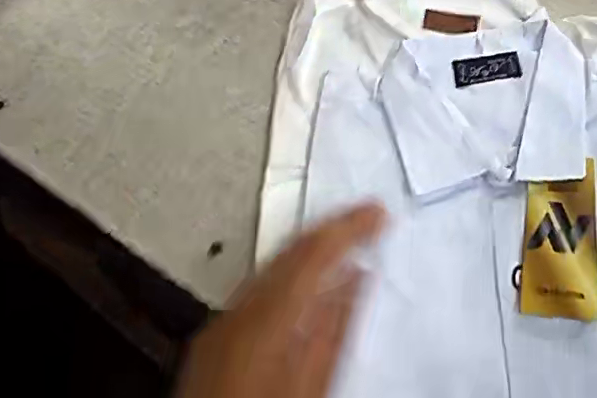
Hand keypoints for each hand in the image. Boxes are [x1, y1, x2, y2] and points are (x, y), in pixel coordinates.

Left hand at [175, 203, 384, 397]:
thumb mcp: (316, 381)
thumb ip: (338, 322)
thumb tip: (360, 274)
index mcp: (266, 319)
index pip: (315, 250)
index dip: (351, 225)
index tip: (379, 214)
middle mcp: (239, 312)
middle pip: (293, 247)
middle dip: (335, 226)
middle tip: (370, 216)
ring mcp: (222, 324)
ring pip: (277, 261)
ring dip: (316, 242)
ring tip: (348, 234)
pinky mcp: (216, 337)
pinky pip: (262, 282)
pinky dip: (293, 266)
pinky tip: (313, 272)